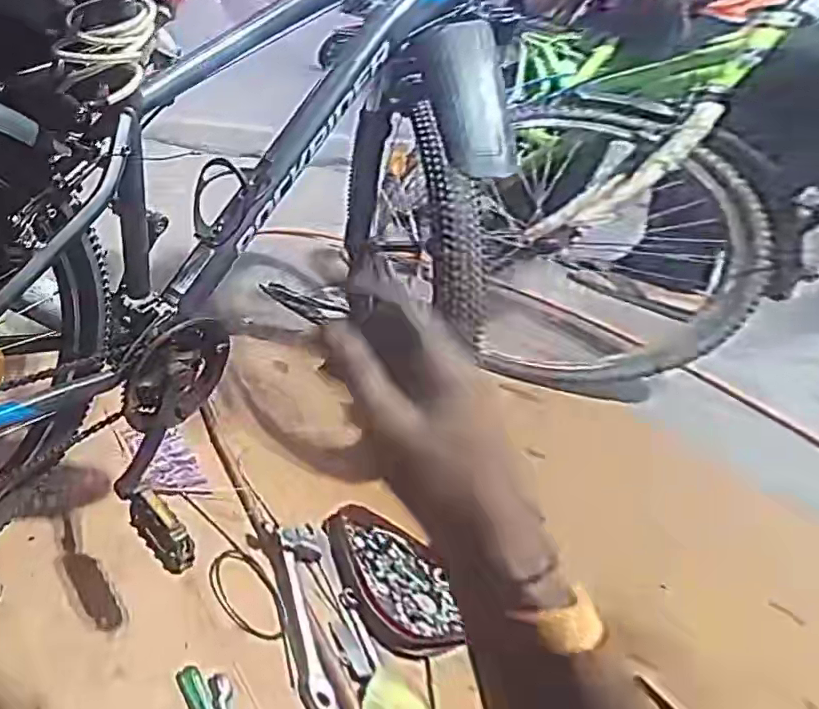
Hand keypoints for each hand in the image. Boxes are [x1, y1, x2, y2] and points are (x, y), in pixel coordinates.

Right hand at [321, 287, 563, 605]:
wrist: (496, 540)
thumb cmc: (438, 476)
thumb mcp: (385, 420)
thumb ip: (356, 368)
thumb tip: (327, 324)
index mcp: (446, 360)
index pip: (404, 304)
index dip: (366, 287)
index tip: (330, 279)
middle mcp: (458, 366)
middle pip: (405, 328)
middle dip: (360, 325)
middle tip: (323, 330)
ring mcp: (462, 391)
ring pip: (408, 355)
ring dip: (369, 352)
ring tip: (332, 365)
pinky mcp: (459, 414)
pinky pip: (415, 379)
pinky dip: (384, 376)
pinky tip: (361, 396)